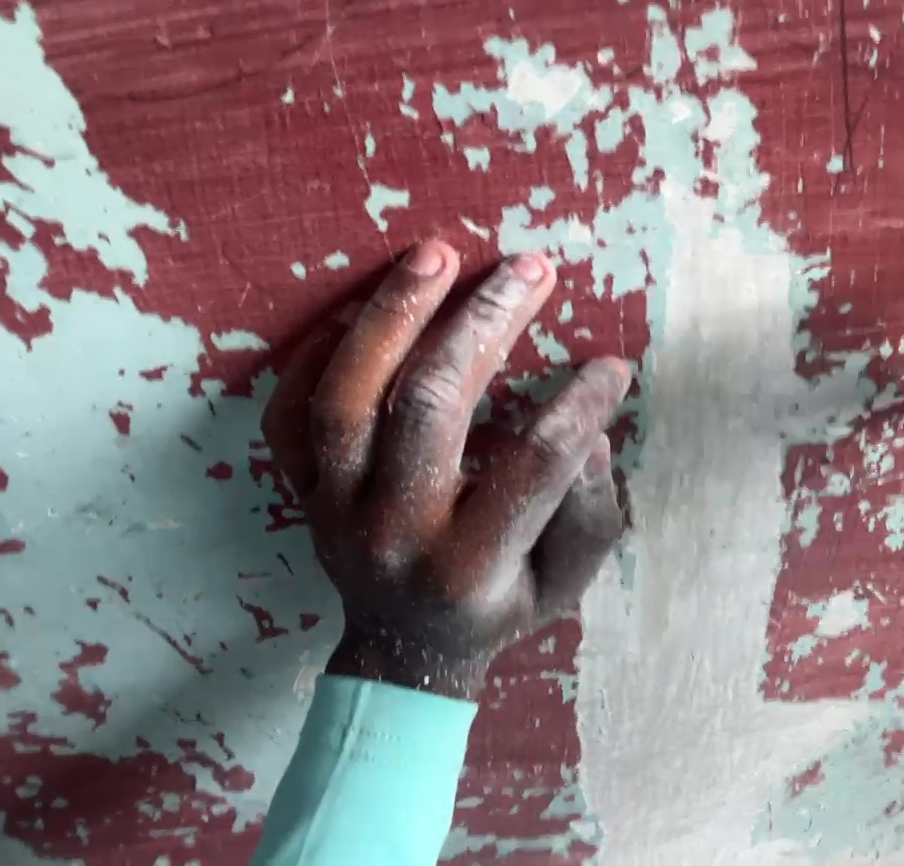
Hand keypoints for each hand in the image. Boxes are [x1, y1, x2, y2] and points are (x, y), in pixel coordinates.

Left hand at [262, 241, 631, 699]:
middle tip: (529, 267)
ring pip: (349, 397)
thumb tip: (589, 432)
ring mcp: (334, 510)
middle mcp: (393, 533)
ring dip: (394, 314)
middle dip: (487, 323)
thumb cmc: (500, 608)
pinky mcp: (301, 493)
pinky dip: (318, 353)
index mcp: (469, 566)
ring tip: (436, 253)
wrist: (404, 650)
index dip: (581, 405)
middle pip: (432, 405)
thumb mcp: (566, 582)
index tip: (613, 365)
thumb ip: (589, 513)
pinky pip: (291, 413)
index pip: (536, 464)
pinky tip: (363, 309)